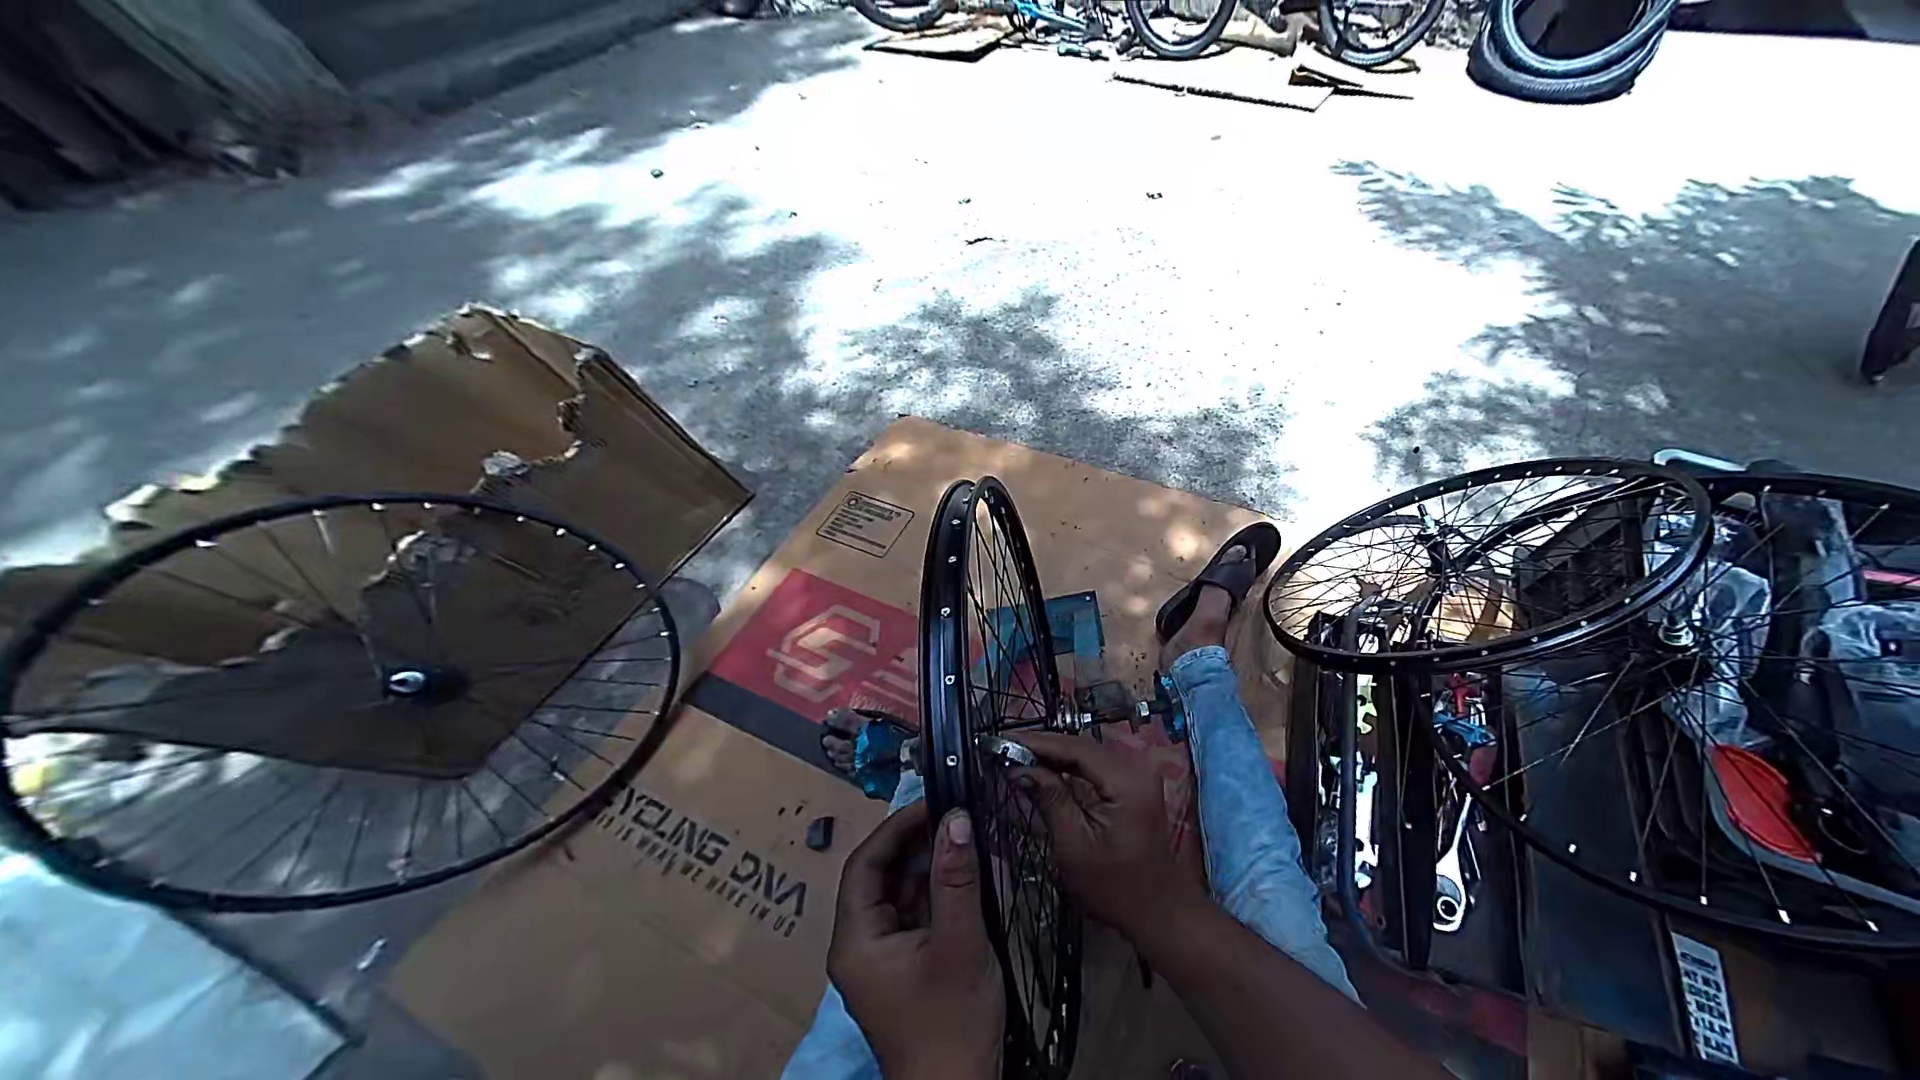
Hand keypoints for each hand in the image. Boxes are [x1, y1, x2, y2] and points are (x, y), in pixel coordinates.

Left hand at [827, 802, 1002, 1079]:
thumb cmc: (952, 1022)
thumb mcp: (959, 943)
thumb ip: (956, 878)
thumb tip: (957, 816)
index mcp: (856, 938)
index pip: (865, 864)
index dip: (896, 828)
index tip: (931, 802)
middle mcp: (861, 943)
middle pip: (882, 876)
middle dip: (917, 844)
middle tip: (954, 815)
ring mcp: (884, 956)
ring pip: (901, 893)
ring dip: (931, 865)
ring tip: (964, 836)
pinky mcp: (906, 966)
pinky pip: (916, 914)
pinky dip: (938, 892)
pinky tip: (965, 874)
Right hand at [1012, 733, 1208, 941]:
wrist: (1159, 911)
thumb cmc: (1116, 887)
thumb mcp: (1074, 845)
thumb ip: (1048, 799)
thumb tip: (1018, 768)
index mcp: (1127, 780)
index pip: (1075, 748)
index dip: (1036, 741)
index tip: (1003, 740)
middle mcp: (1136, 767)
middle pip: (1080, 746)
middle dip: (1041, 746)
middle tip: (1003, 747)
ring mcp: (1136, 774)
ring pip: (1085, 753)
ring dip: (1051, 754)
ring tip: (1016, 755)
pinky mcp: (1131, 783)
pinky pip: (1093, 765)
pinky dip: (1066, 766)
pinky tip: (1042, 768)